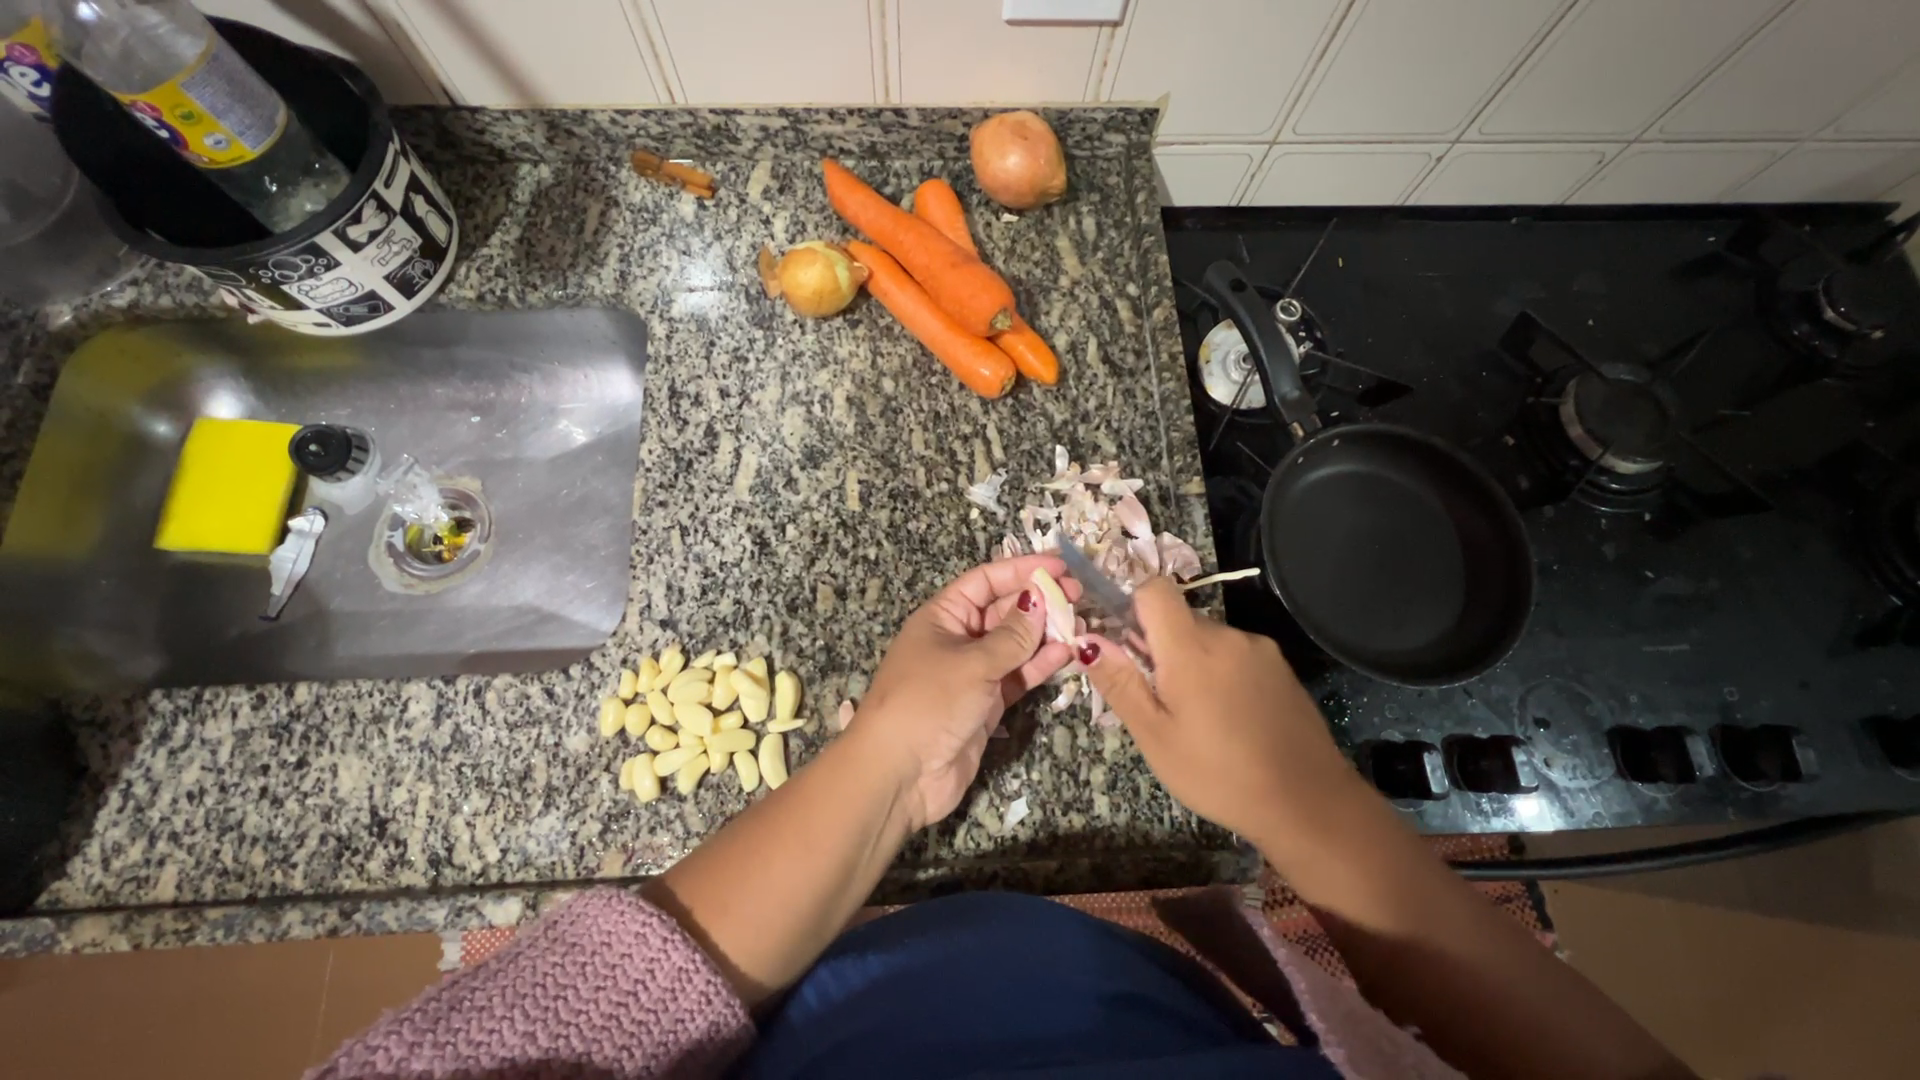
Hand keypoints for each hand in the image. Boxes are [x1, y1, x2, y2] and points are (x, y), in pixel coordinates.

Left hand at [852, 555, 1079, 830]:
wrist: (900, 773)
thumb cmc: (927, 702)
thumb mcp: (972, 663)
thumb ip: (1012, 636)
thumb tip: (1040, 601)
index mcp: (942, 616)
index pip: (985, 581)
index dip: (1020, 570)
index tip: (1059, 565)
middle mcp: (957, 639)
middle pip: (1003, 611)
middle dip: (1039, 602)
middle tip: (1078, 595)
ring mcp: (973, 673)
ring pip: (1015, 645)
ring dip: (1045, 634)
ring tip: (1081, 624)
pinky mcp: (986, 704)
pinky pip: (1018, 676)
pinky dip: (1040, 665)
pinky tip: (1067, 654)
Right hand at [1079, 578, 1358, 844]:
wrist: (1308, 804)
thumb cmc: (1219, 775)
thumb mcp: (1155, 736)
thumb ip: (1120, 682)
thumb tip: (1086, 640)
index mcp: (1192, 647)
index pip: (1154, 589)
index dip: (1132, 607)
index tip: (1127, 647)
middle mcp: (1228, 635)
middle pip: (1180, 619)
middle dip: (1160, 647)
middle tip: (1157, 700)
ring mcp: (1261, 651)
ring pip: (1208, 640)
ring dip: (1192, 664)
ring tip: (1196, 718)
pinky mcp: (1282, 669)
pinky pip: (1236, 657)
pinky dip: (1221, 676)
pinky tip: (1228, 720)